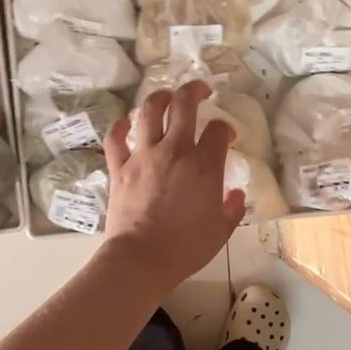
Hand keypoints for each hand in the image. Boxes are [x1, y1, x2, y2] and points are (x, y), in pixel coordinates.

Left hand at [102, 81, 243, 290]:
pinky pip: (115, 138)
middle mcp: (174, 151)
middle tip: (201, 90)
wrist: (142, 259)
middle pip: (185, 104)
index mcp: (204, 165)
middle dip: (195, 90)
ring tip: (167, 96)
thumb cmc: (186, 248)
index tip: (227, 137)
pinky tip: (126, 122)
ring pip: (150, 111)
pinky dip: (120, 126)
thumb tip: (235, 194)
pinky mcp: (119, 168)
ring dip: (160, 97)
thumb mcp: (221, 231)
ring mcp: (143, 156)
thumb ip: (231, 208)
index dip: (225, 128)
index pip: (218, 130)